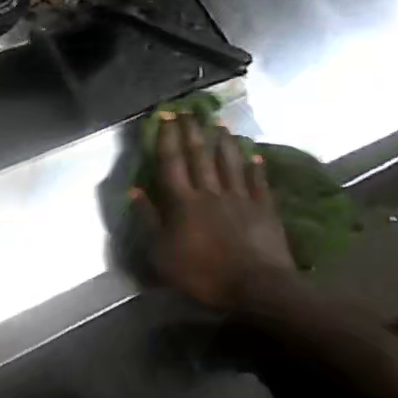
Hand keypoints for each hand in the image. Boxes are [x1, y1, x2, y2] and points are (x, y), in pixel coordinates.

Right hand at [136, 115, 293, 309]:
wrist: (256, 287)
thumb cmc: (203, 274)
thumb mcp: (161, 254)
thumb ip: (148, 220)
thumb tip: (133, 190)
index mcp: (183, 201)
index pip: (171, 162)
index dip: (167, 137)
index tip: (164, 116)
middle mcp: (210, 191)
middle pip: (199, 155)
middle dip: (192, 131)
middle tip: (188, 110)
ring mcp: (240, 197)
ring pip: (229, 162)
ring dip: (223, 141)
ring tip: (219, 123)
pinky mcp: (264, 208)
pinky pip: (258, 181)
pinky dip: (255, 165)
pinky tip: (255, 154)